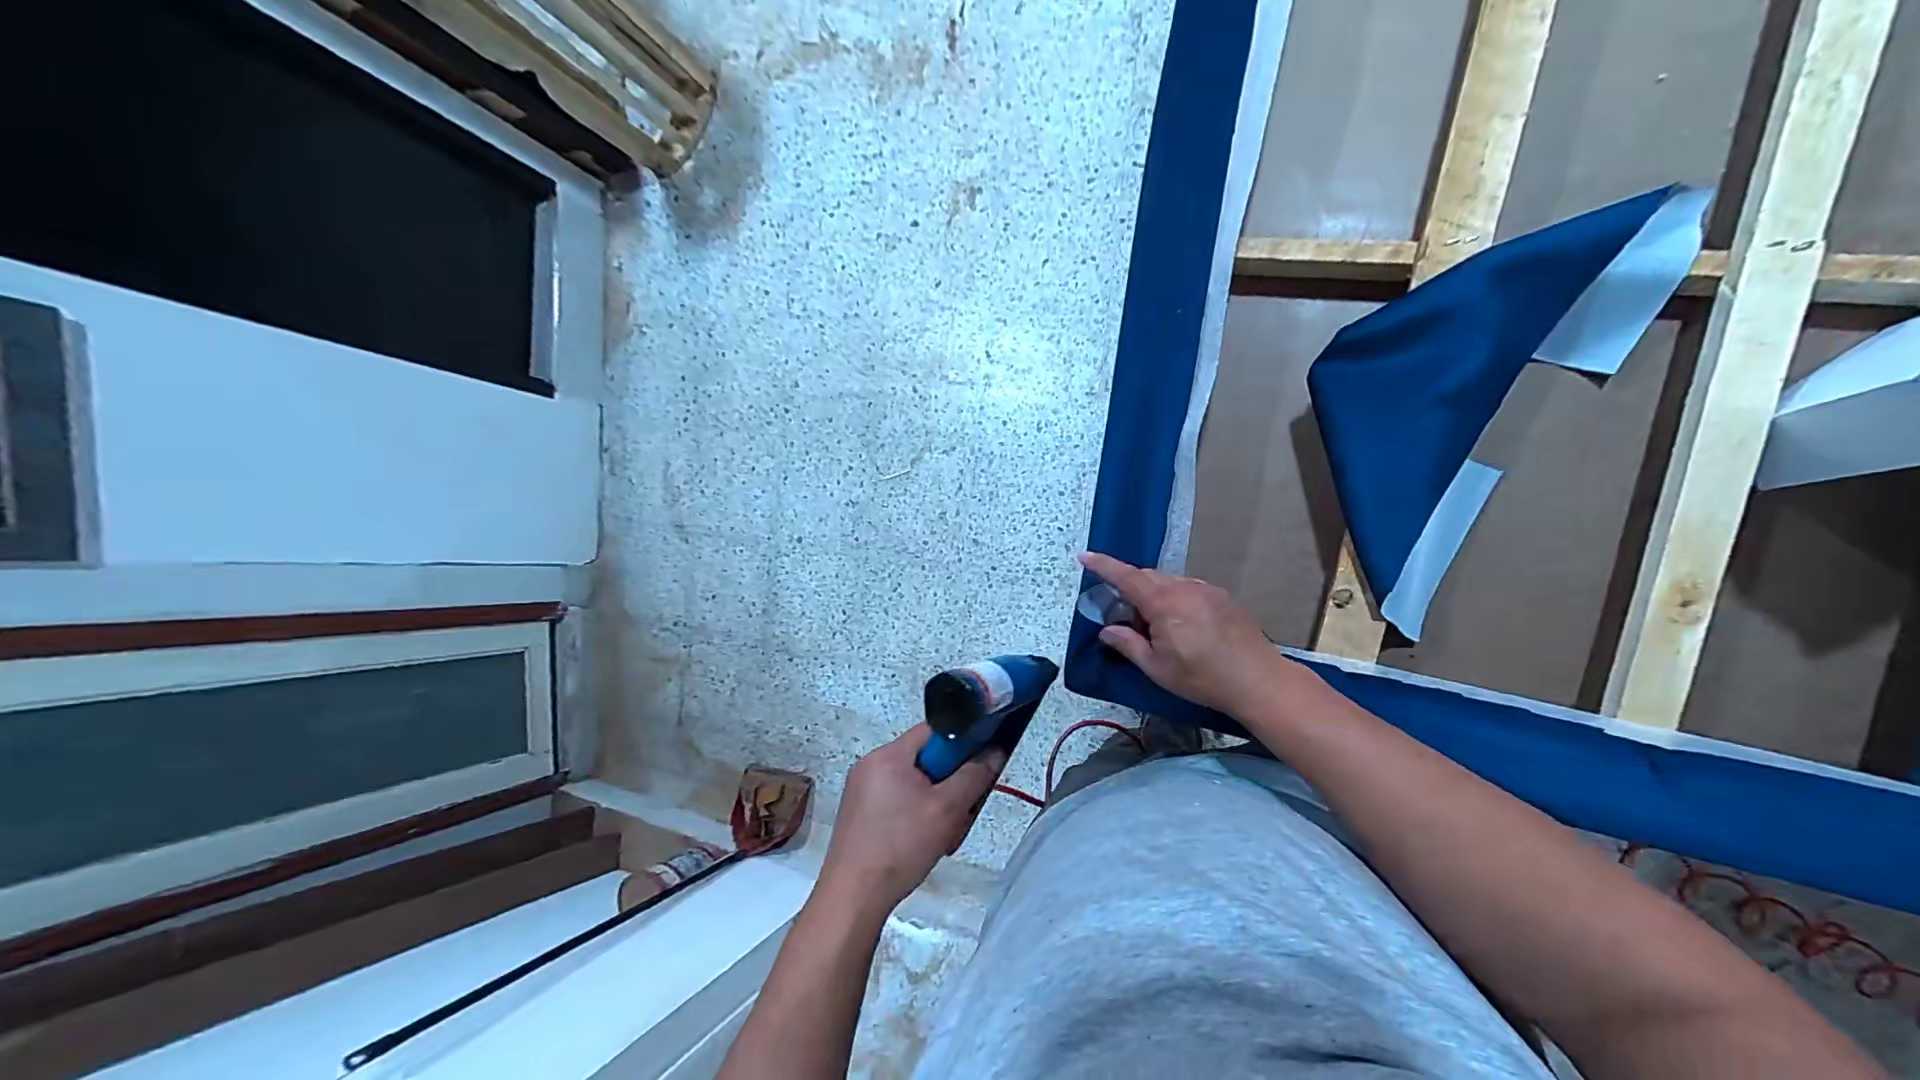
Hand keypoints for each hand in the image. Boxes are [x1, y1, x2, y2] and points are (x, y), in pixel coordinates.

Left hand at [819, 724, 1004, 911]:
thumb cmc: (900, 847)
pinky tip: (922, 842)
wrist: (854, 896)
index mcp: (888, 755)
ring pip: (914, 784)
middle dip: (949, 783)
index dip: (961, 745)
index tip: (977, 768)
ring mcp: (862, 790)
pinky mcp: (860, 813)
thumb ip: (975, 775)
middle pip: (925, 759)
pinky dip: (916, 816)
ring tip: (942, 835)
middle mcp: (871, 765)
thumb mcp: (948, 809)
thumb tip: (994, 752)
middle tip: (960, 811)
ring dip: (935, 804)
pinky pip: (898, 801)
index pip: (934, 731)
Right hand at [1079, 551, 1294, 715]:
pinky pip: (1189, 590)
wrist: (1258, 680)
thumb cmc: (1202, 677)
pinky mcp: (1223, 598)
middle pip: (1147, 577)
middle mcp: (1185, 588)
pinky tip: (1182, 626)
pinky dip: (1175, 599)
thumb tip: (1108, 631)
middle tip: (1123, 616)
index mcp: (1163, 602)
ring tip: (1154, 627)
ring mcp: (1207, 590)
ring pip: (1169, 583)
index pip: (1126, 576)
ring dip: (1154, 596)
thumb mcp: (1157, 667)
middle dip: (1129, 588)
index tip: (1085, 556)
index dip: (1103, 566)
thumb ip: (1128, 644)